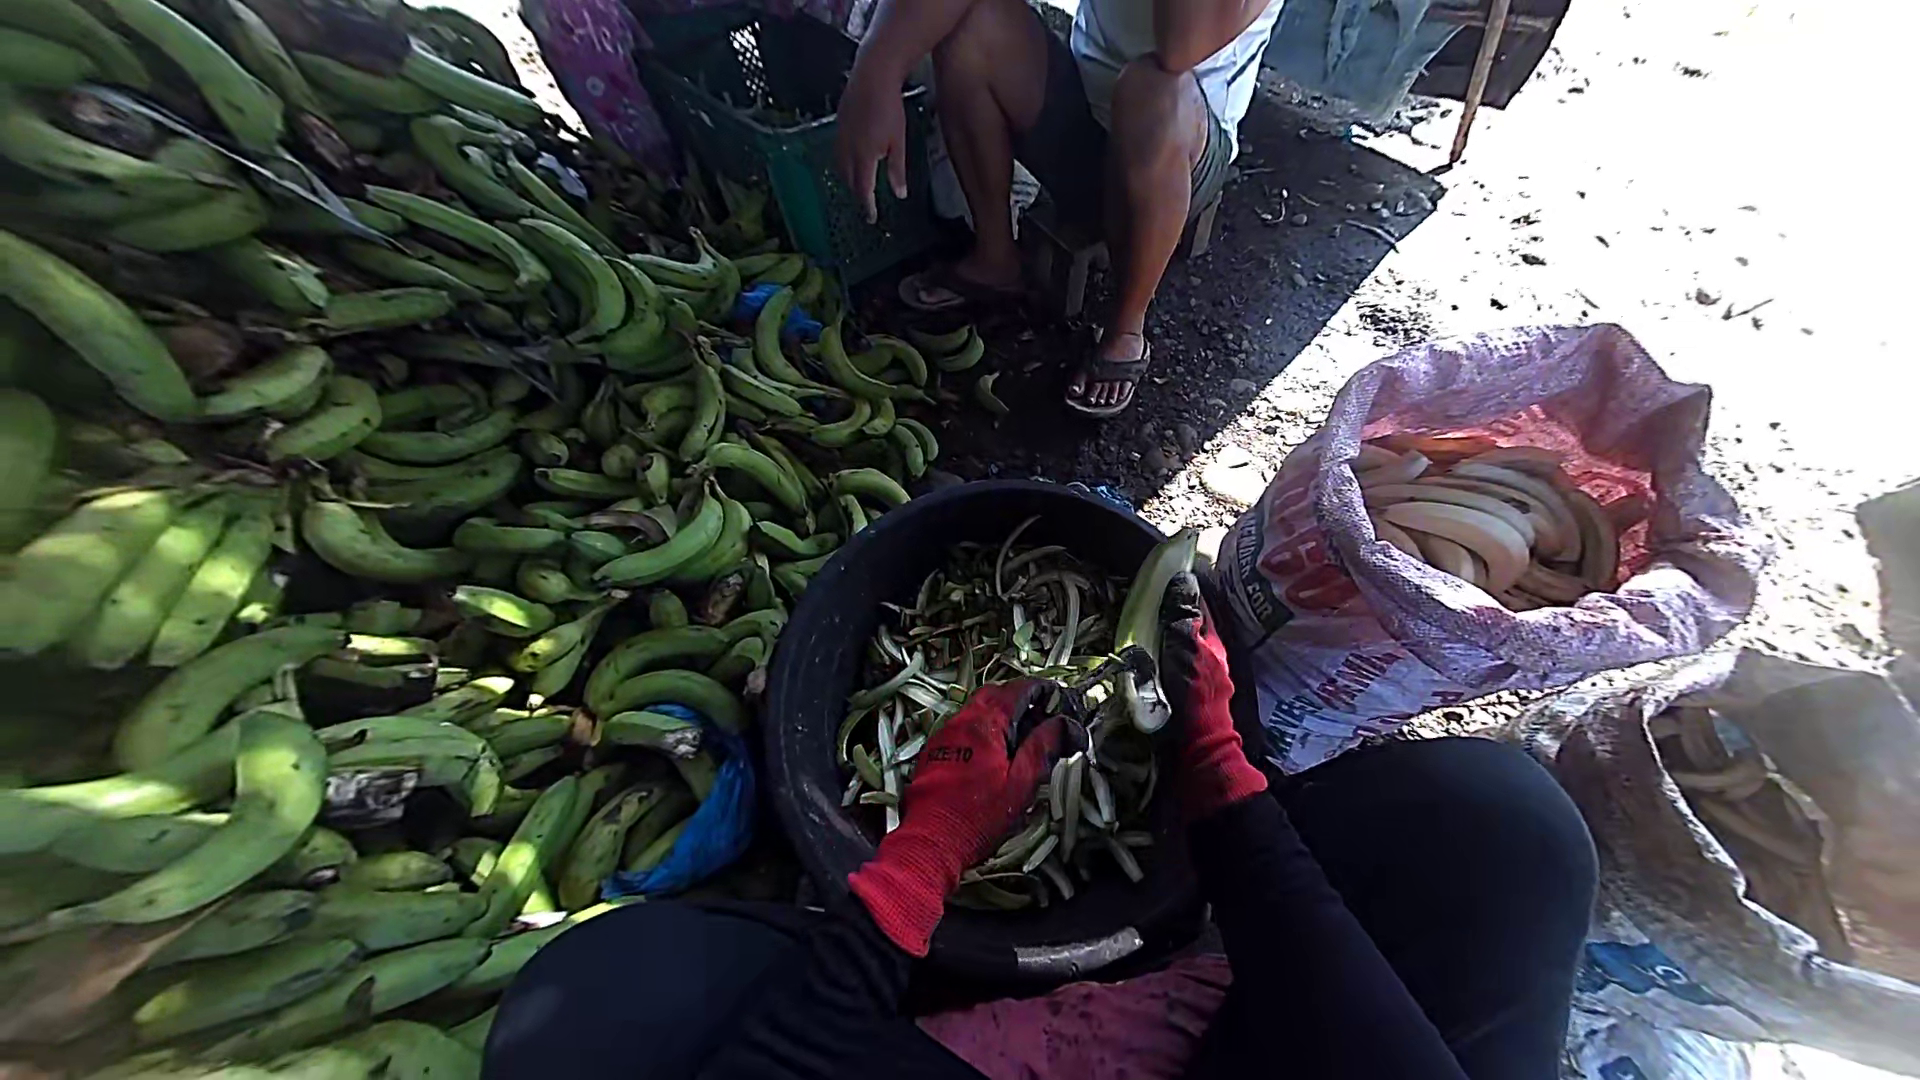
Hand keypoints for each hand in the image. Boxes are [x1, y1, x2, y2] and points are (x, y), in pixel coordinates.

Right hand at [834, 61, 908, 223]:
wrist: (873, 74)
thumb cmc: (890, 108)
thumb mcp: (898, 142)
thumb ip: (897, 170)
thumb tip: (900, 194)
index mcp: (864, 157)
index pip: (863, 191)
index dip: (867, 207)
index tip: (872, 218)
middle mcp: (848, 150)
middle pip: (850, 182)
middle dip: (858, 195)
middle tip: (867, 205)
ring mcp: (840, 137)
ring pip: (841, 168)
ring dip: (849, 181)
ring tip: (858, 187)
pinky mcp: (838, 125)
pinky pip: (837, 153)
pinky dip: (843, 165)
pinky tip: (851, 164)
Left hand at [848, 679, 1064, 955]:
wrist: (930, 841)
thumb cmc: (978, 816)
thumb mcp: (1021, 784)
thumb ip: (1043, 748)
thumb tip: (1065, 723)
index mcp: (984, 723)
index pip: (1017, 690)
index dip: (1041, 690)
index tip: (1058, 697)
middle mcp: (961, 720)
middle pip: (994, 694)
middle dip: (1020, 699)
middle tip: (1042, 716)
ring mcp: (944, 734)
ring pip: (976, 710)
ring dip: (1000, 715)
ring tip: (1021, 737)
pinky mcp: (934, 751)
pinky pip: (962, 727)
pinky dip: (983, 730)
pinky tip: (994, 754)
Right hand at [1158, 572, 1267, 820]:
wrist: (1200, 748)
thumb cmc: (1193, 696)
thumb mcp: (1186, 650)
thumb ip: (1183, 616)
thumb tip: (1184, 578)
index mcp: (1214, 638)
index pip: (1201, 599)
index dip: (1185, 582)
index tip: (1164, 567)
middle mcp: (1212, 651)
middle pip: (1192, 618)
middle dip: (1174, 603)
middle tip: (1147, 588)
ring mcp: (1203, 670)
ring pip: (1183, 637)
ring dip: (1167, 625)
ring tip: (1142, 612)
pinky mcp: (1190, 687)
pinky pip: (1174, 656)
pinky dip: (1162, 646)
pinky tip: (1147, 645)